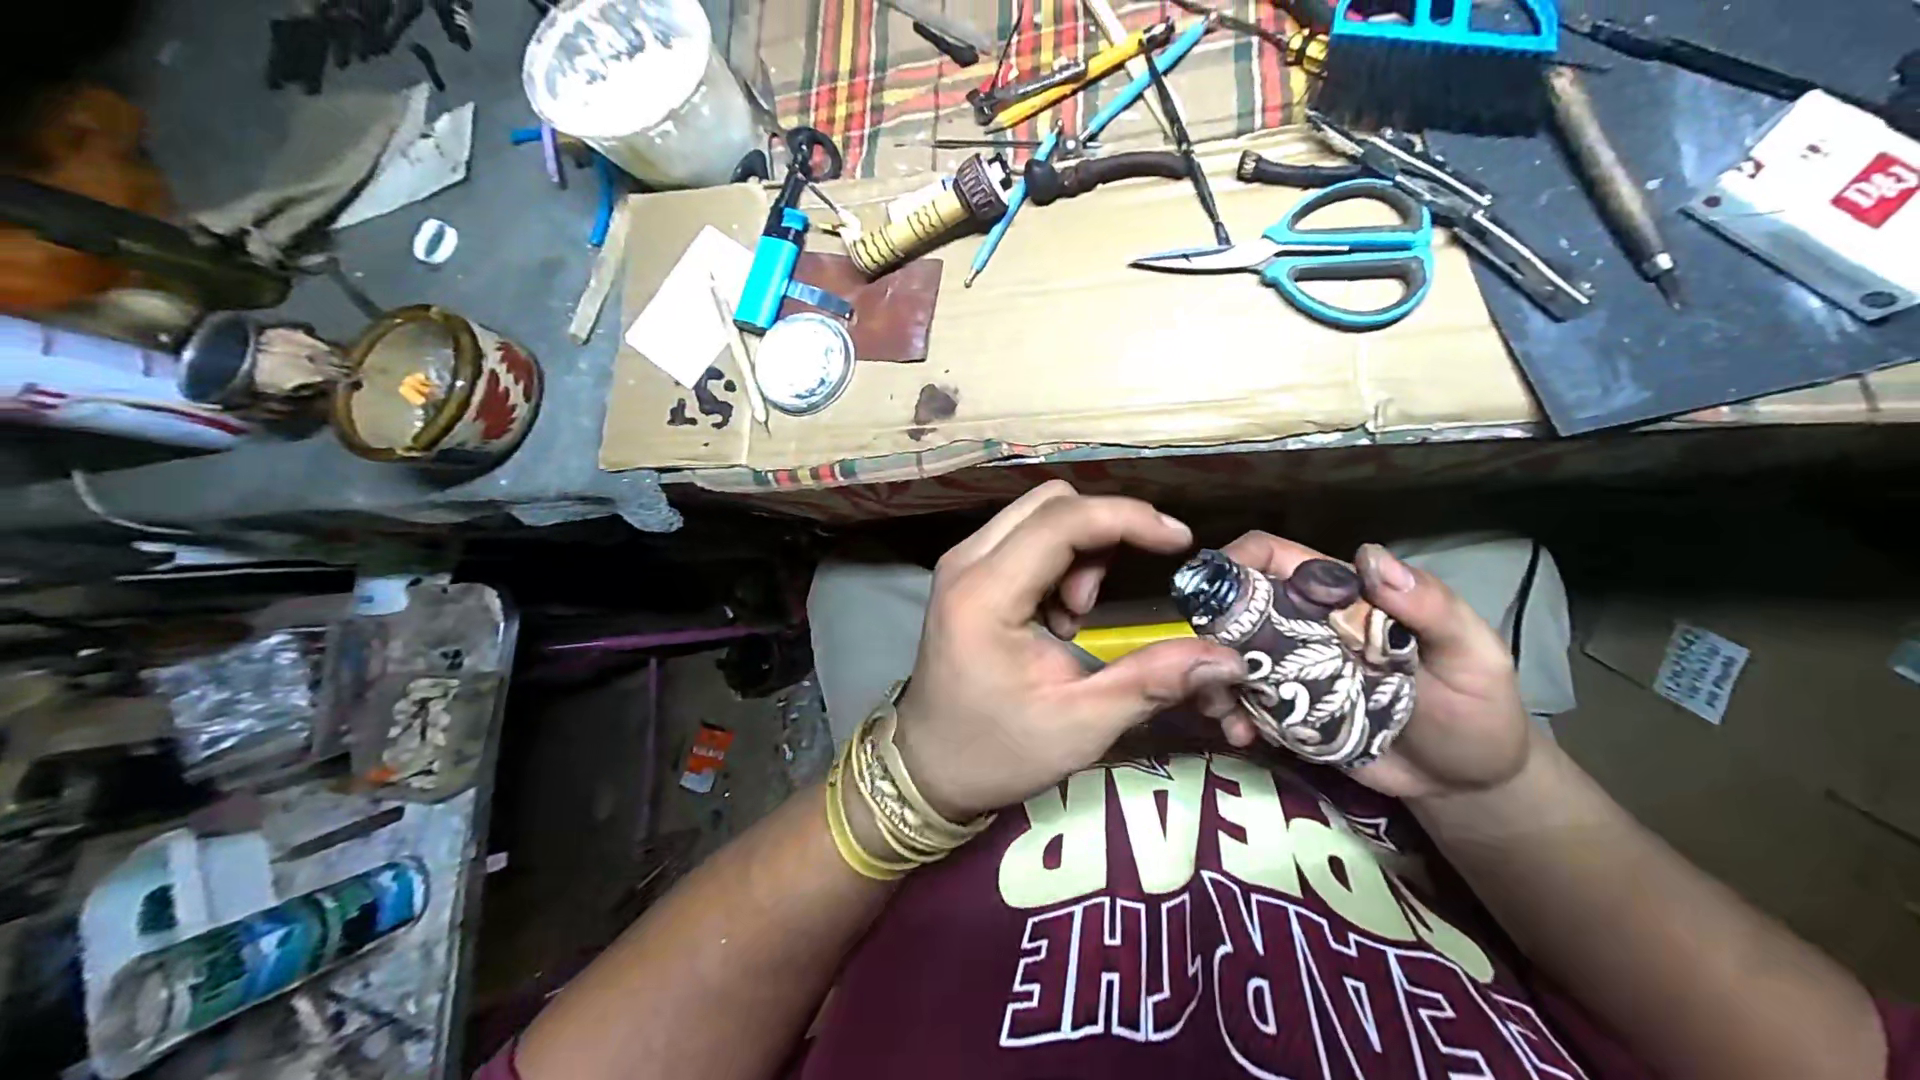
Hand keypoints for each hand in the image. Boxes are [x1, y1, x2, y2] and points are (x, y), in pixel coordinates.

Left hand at [892, 481, 1247, 819]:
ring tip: (1077, 617)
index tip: (1179, 540)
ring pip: (1038, 514)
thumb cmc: (996, 750)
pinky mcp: (966, 572)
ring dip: (1079, 548)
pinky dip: (1058, 558)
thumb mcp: (1080, 726)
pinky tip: (1057, 615)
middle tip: (1106, 599)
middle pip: (1051, 503)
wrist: (928, 765)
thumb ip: (1151, 682)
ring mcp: (961, 563)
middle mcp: (966, 562)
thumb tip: (1226, 657)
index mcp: (985, 596)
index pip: (1063, 520)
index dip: (1129, 518)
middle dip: (1102, 534)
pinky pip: (1024, 535)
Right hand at [1205, 532, 1532, 799]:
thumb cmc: (1478, 710)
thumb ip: (1432, 608)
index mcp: (1342, 599)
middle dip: (1210, 629)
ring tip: (1222, 709)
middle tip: (1203, 664)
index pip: (1278, 558)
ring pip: (1230, 657)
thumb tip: (1369, 555)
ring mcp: (1291, 671)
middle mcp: (1305, 627)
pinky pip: (1243, 705)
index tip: (1212, 586)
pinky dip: (1231, 715)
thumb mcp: (1473, 657)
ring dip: (1212, 676)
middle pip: (1239, 607)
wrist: (1468, 786)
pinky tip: (1241, 735)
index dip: (1239, 559)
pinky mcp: (1284, 712)